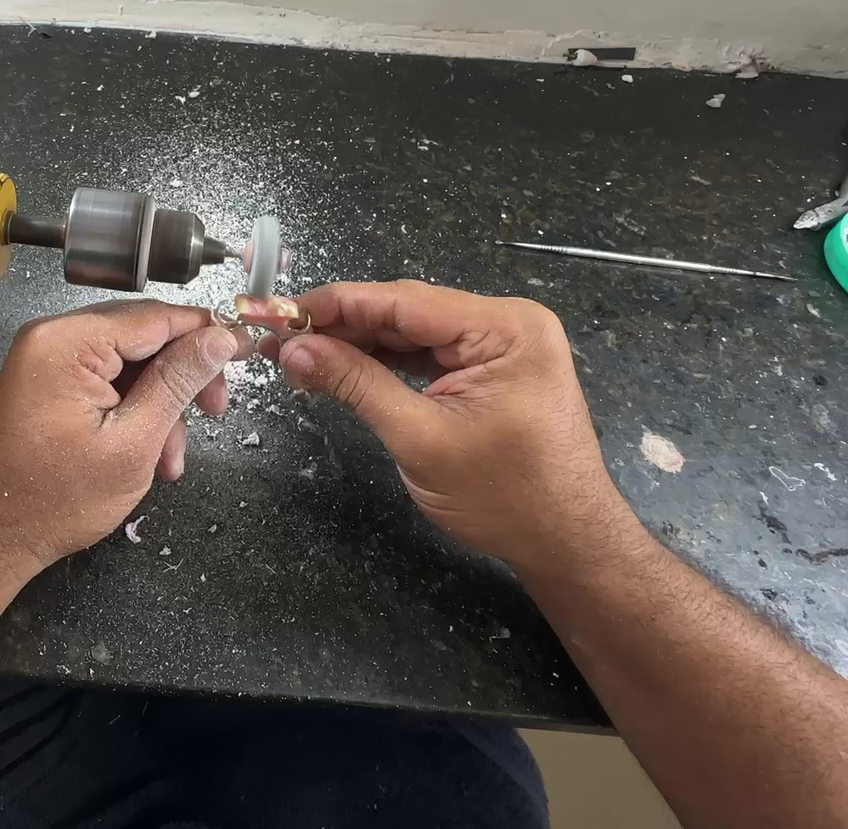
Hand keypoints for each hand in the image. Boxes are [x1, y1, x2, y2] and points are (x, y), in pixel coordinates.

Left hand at [0, 300, 244, 568]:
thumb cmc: (60, 498)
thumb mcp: (134, 441)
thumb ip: (178, 381)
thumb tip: (219, 338)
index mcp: (66, 342)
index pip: (153, 317)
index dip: (204, 331)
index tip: (244, 348)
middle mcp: (51, 336)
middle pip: (143, 336)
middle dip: (182, 378)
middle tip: (217, 411)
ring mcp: (47, 356)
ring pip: (130, 361)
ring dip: (160, 404)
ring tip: (171, 458)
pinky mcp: (48, 378)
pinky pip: (106, 378)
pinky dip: (133, 409)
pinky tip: (151, 452)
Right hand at [267, 280, 634, 572]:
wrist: (566, 545)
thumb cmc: (503, 498)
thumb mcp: (418, 437)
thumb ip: (355, 384)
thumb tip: (294, 350)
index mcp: (504, 329)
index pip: (402, 300)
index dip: (334, 304)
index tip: (281, 312)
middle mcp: (504, 324)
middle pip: (404, 312)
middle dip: (340, 326)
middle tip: (281, 340)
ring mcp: (497, 346)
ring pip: (409, 331)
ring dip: (355, 343)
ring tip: (300, 355)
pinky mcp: (487, 368)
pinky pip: (423, 353)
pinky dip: (380, 361)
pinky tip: (340, 366)